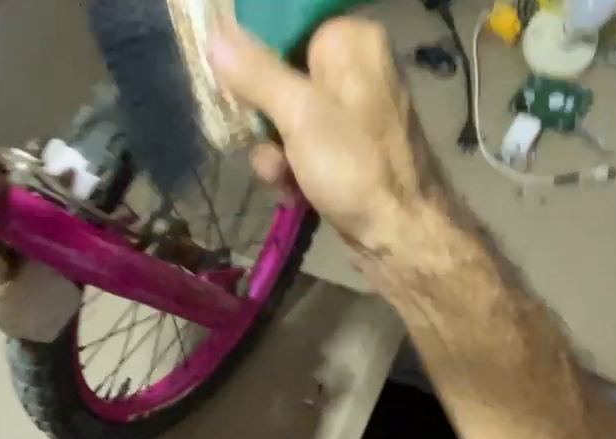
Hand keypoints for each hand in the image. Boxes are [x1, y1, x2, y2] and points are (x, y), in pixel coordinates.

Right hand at [210, 18, 445, 256]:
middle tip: (267, 149)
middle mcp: (355, 68)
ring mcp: (351, 111)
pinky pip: (304, 146)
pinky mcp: (347, 148)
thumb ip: (257, 75)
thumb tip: (216, 38)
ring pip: (287, 119)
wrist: (399, 234)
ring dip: (275, 153)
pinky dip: (293, 169)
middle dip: (265, 121)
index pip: (286, 29)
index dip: (255, 62)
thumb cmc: (354, 168)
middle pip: (282, 77)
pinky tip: (294, 191)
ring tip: (282, 178)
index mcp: (351, 42)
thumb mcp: (299, 117)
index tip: (237, 94)